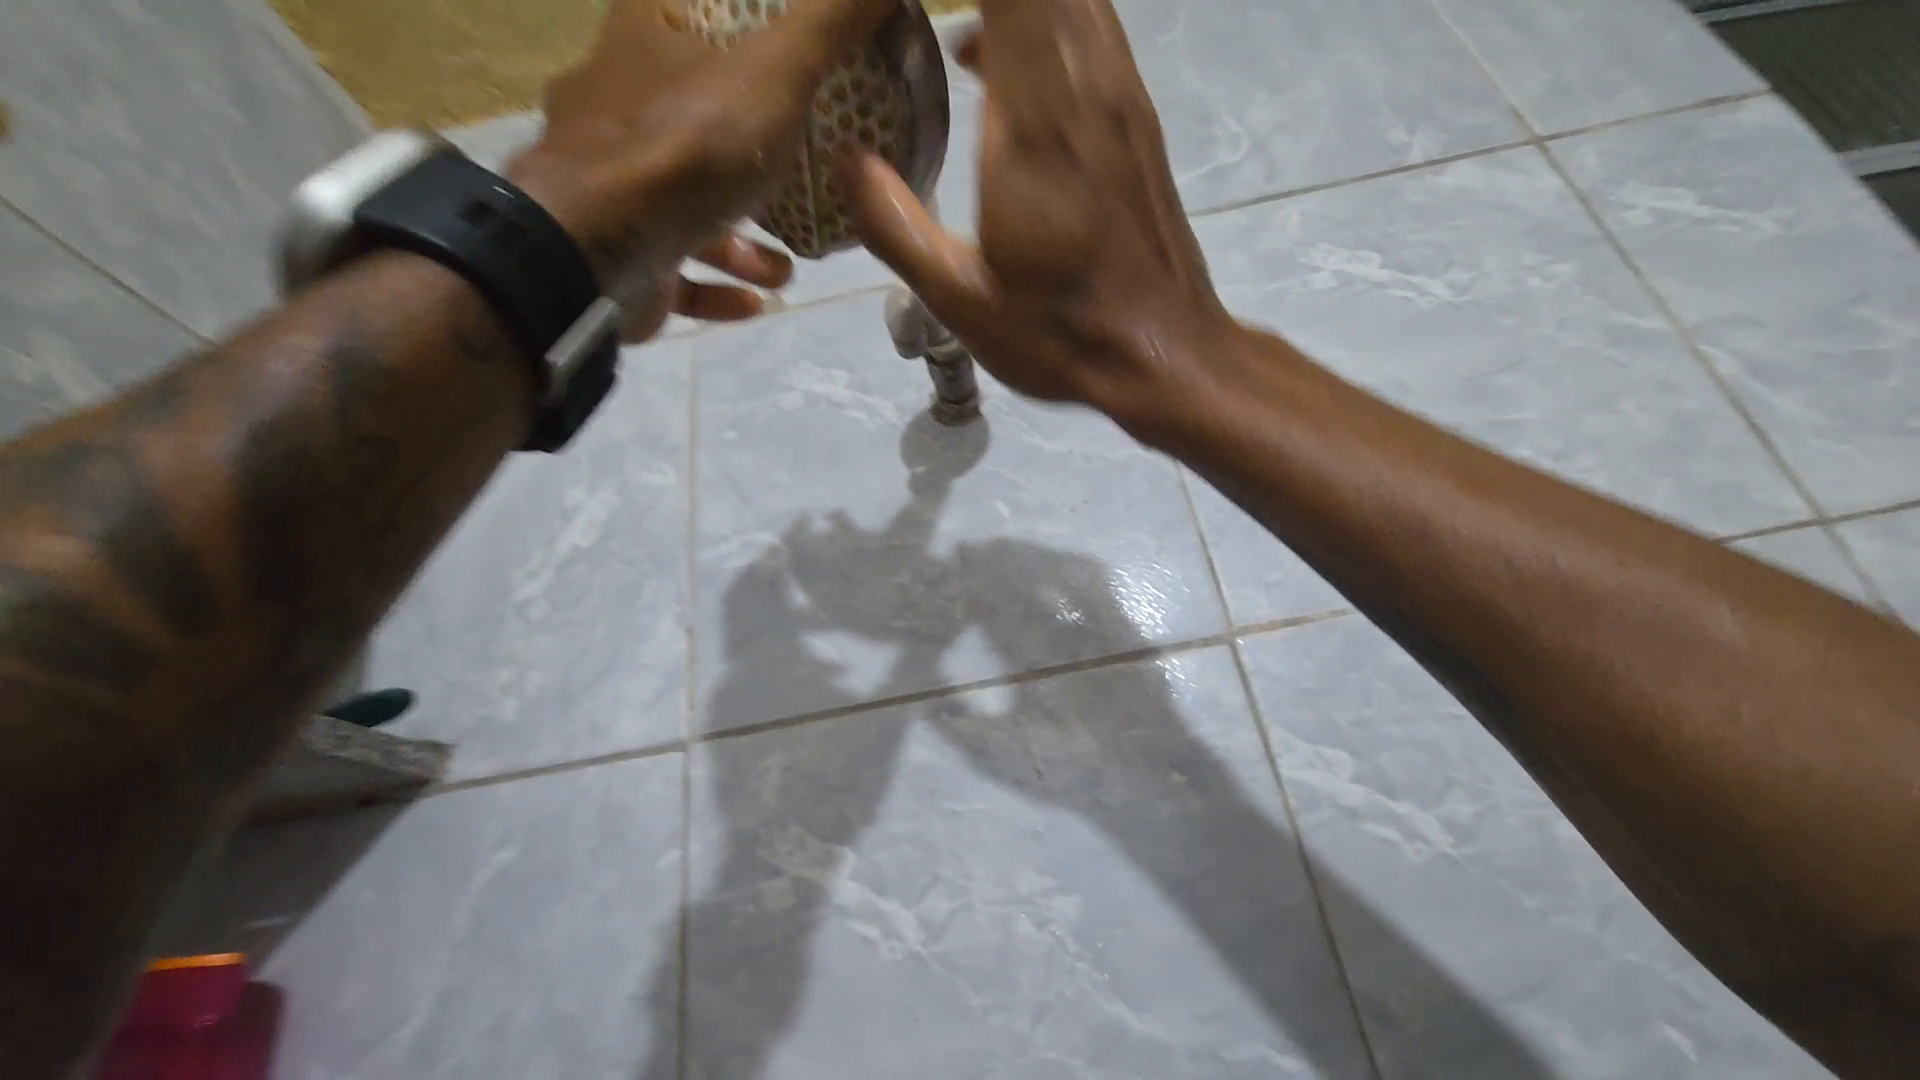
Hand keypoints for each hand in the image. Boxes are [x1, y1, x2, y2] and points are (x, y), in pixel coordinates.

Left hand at [507, 0, 896, 340]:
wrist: (598, 247)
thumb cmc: (688, 144)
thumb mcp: (776, 70)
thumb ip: (830, 21)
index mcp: (644, 41)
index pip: (686, 12)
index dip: (735, 32)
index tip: (781, 62)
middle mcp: (615, 107)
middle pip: (689, 118)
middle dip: (747, 158)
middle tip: (795, 180)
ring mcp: (607, 188)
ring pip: (682, 206)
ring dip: (740, 241)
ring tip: (786, 264)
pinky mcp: (611, 257)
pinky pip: (672, 272)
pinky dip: (717, 287)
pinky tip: (755, 300)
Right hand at [841, 0, 1238, 433]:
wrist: (1162, 354)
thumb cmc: (1058, 335)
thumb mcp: (959, 299)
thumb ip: (893, 224)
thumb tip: (842, 156)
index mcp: (1034, 127)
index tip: (899, 12)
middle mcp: (1085, 90)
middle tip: (921, 25)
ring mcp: (1121, 97)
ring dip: (1011, 3)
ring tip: (949, 33)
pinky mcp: (1136, 117)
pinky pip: (1090, 26)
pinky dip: (1039, 17)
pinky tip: (988, 57)